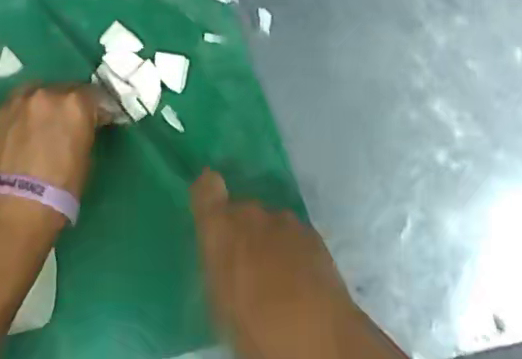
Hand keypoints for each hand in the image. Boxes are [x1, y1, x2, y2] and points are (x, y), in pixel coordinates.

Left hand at [0, 83, 109, 196]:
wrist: (18, 207)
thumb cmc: (63, 184)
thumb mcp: (87, 151)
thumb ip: (87, 126)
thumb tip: (86, 122)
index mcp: (77, 102)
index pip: (94, 94)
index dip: (96, 108)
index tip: (97, 118)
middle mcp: (50, 92)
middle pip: (67, 90)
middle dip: (70, 104)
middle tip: (68, 123)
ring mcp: (23, 99)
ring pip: (41, 93)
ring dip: (47, 105)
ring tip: (44, 125)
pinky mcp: (2, 110)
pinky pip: (21, 102)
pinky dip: (27, 111)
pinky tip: (26, 127)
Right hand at [191, 170, 402, 358]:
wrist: (315, 335)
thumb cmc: (253, 325)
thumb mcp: (219, 303)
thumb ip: (217, 268)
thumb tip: (222, 259)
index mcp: (221, 228)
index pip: (207, 187)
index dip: (207, 192)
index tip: (209, 210)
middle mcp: (251, 213)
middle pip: (240, 210)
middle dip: (240, 232)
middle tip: (244, 268)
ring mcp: (284, 219)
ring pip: (267, 222)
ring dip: (266, 241)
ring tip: (274, 279)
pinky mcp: (311, 231)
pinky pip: (291, 235)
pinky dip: (290, 249)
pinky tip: (297, 281)